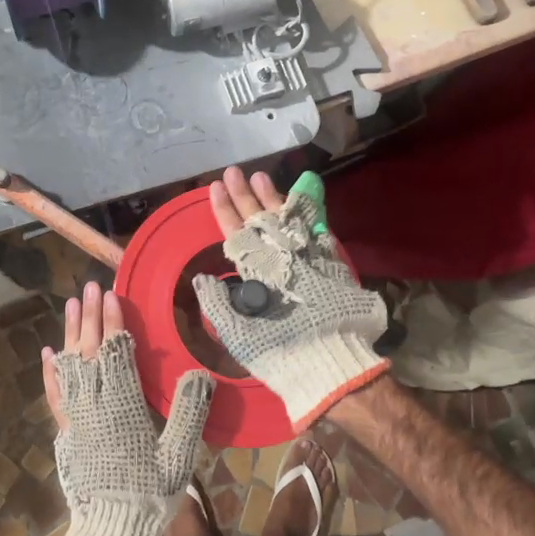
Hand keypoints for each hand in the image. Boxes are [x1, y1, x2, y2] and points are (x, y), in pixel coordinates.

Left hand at [40, 282, 213, 535]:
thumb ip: (188, 412)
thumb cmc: (149, 492)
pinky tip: (48, 353)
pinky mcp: (67, 431)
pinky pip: (55, 395)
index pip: (116, 353)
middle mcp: (95, 403)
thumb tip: (199, 372)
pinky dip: (51, 372)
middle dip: (90, 317)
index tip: (111, 295)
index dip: (114, 323)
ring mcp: (77, 417)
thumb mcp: (178, 455)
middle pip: (90, 351)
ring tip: (71, 305)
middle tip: (89, 287)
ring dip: (70, 333)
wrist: (112, 530)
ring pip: (70, 366)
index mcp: (124, 404)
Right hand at [198, 166, 389, 428]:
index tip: (215, 187)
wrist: (330, 363)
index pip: (234, 232)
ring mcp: (307, 258)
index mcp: (255, 272)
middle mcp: (281, 258)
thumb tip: (204, 279)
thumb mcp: (238, 334)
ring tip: (259, 177)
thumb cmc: (279, 352)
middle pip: (259, 219)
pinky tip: (299, 199)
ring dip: (271, 198)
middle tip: (233, 172)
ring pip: (286, 219)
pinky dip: (305, 213)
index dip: (223, 209)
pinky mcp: (330, 264)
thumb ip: (218, 303)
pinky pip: (314, 230)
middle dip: (243, 195)